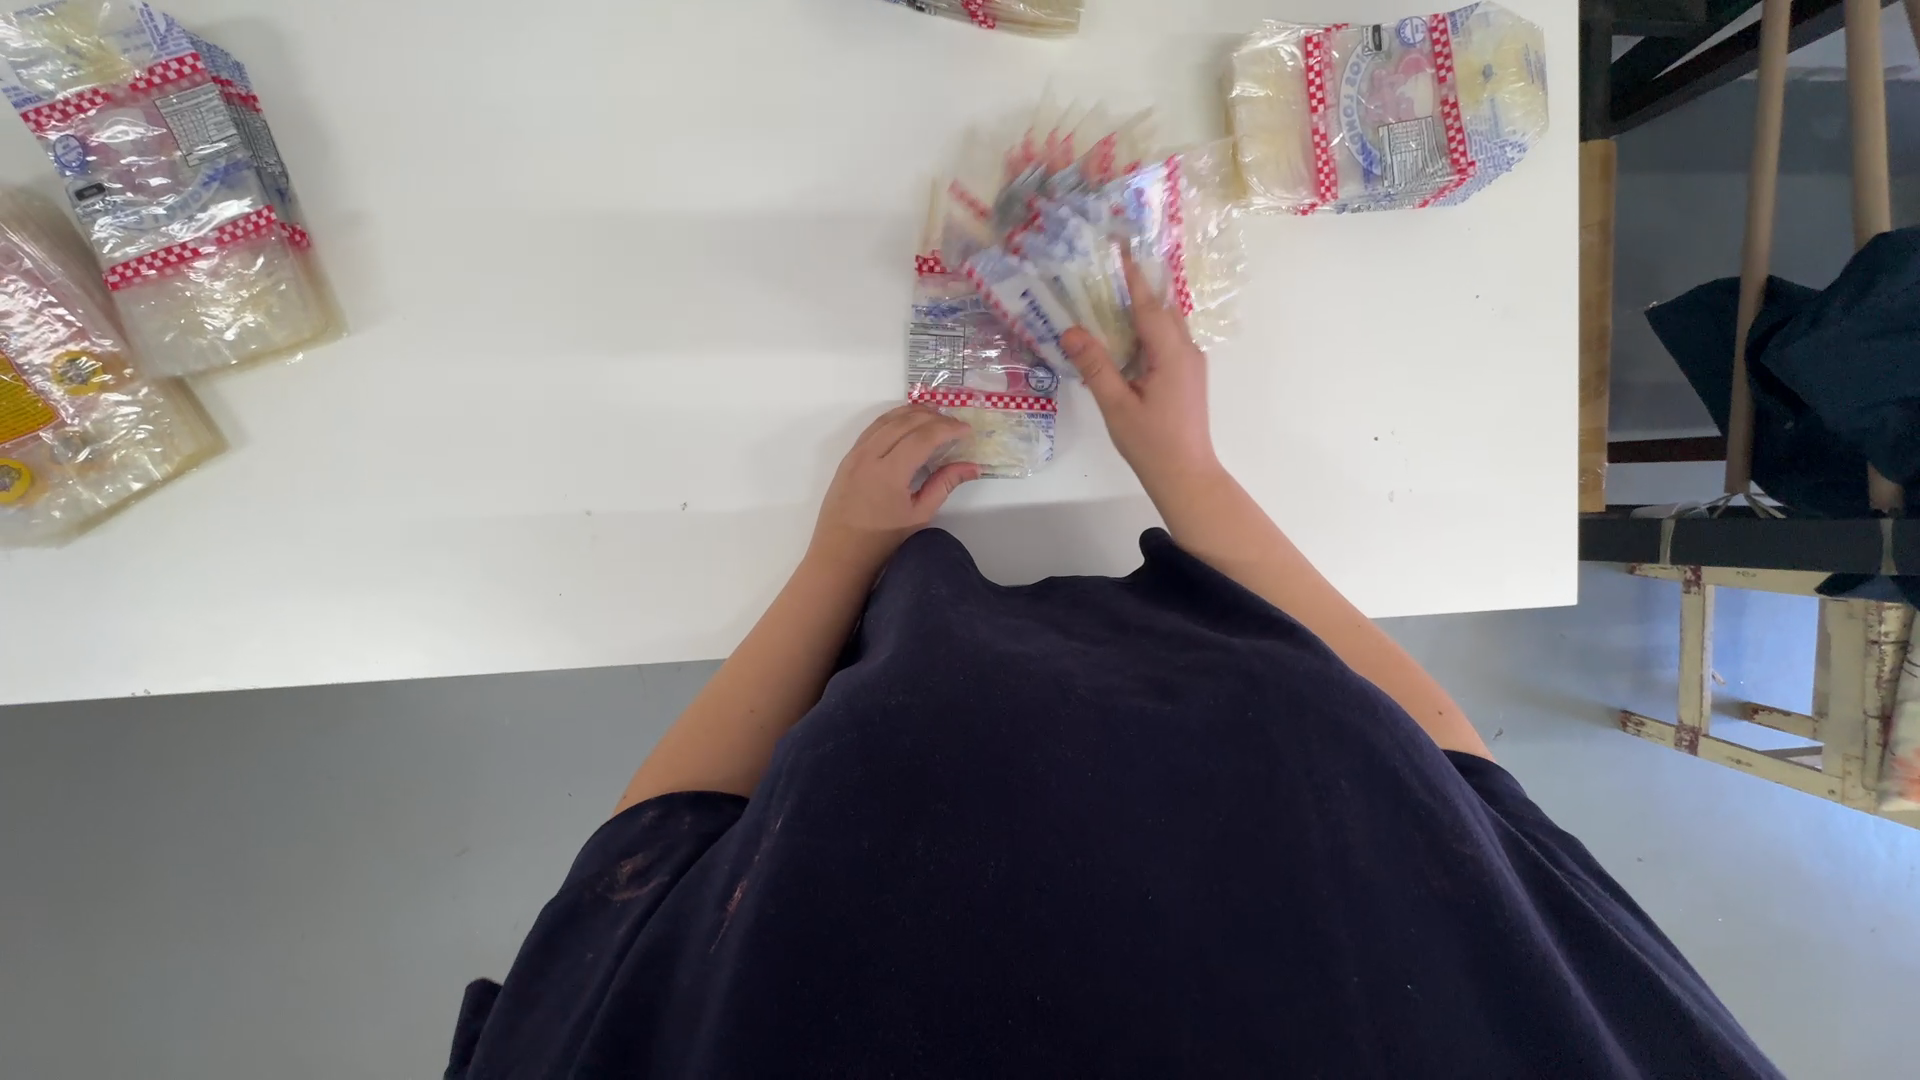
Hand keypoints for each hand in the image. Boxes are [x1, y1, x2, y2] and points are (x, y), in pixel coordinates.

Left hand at [809, 405, 979, 571]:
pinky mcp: (848, 458)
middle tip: (955, 422)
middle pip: (905, 422)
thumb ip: (945, 484)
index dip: (947, 429)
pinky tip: (907, 423)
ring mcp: (855, 454)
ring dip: (912, 412)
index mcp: (889, 473)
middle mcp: (869, 456)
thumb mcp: (919, 516)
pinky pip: (873, 428)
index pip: (922, 437)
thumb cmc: (882, 541)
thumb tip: (973, 467)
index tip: (966, 430)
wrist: (840, 554)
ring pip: (886, 420)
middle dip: (933, 417)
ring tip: (935, 414)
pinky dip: (893, 419)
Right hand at [1061, 258, 1219, 489]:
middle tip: (1105, 270)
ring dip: (1141, 309)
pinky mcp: (1186, 376)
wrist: (1185, 475)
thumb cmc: (1151, 443)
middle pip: (1160, 308)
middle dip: (1135, 287)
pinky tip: (1123, 338)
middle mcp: (1186, 351)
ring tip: (1109, 298)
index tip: (1117, 246)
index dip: (1131, 275)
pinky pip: (1166, 341)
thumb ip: (1095, 366)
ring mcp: (1190, 363)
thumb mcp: (1117, 405)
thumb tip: (1071, 331)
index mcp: (1171, 353)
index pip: (1148, 304)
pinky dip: (1145, 331)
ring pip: (1166, 324)